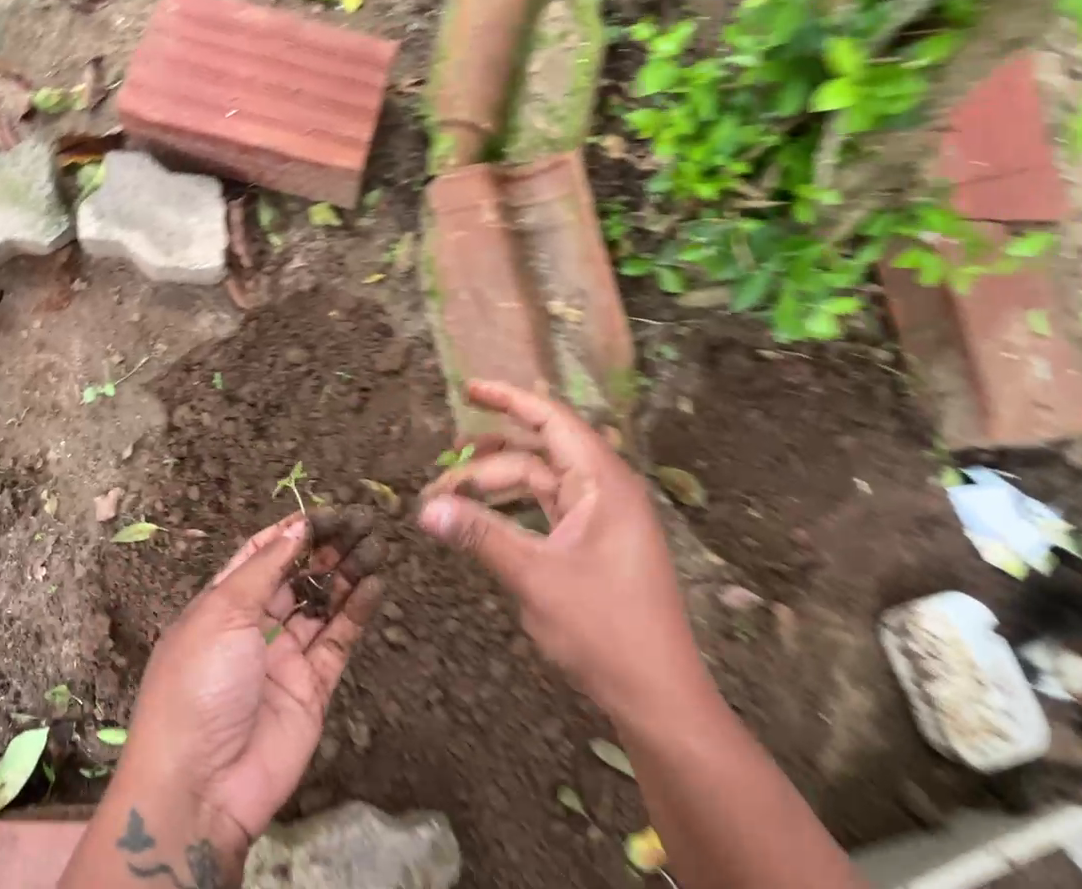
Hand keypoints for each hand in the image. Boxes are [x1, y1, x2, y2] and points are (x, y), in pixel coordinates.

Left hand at [110, 509, 385, 853]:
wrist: (202, 786)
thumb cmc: (199, 684)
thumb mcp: (222, 613)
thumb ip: (264, 568)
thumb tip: (296, 527)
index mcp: (220, 605)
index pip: (260, 555)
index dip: (291, 532)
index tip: (327, 512)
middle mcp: (252, 627)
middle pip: (296, 577)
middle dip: (326, 549)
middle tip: (363, 524)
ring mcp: (283, 658)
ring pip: (321, 605)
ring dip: (346, 574)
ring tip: (376, 545)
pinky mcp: (312, 688)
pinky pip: (338, 641)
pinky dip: (357, 612)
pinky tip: (376, 584)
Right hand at [418, 379, 707, 718]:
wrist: (656, 692)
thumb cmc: (604, 628)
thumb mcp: (534, 578)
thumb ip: (479, 536)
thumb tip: (425, 509)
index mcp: (603, 482)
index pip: (552, 419)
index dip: (509, 398)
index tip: (468, 388)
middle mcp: (605, 490)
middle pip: (537, 455)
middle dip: (485, 462)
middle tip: (437, 483)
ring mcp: (602, 519)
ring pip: (539, 485)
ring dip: (496, 489)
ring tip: (450, 503)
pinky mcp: (595, 546)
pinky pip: (547, 512)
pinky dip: (513, 512)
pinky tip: (484, 524)